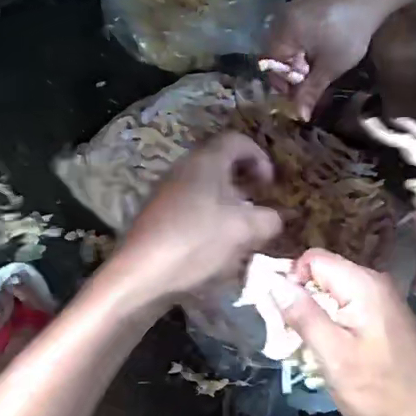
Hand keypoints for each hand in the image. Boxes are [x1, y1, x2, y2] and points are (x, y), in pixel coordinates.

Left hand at [118, 134, 282, 296]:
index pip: (237, 141)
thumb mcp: (246, 230)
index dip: (260, 157)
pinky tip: (217, 244)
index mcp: (206, 162)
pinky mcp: (159, 214)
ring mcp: (168, 191)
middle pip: (221, 162)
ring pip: (207, 185)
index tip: (270, 185)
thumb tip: (276, 218)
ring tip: (243, 228)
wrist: (140, 275)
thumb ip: (270, 219)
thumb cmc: (197, 241)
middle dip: (246, 181)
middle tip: (260, 203)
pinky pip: (194, 204)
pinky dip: (212, 216)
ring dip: (230, 201)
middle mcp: (184, 168)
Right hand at [264, 0, 389, 119]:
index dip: (284, 85)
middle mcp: (279, 19)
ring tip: (317, 76)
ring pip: (288, 48)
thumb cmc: (346, 36)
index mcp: (281, 31)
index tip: (301, 96)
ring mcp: (291, 12)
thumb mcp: (329, 68)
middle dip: (293, 76)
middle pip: (277, 56)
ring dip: (300, 66)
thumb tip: (300, 117)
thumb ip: (310, 91)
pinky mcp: (303, 11)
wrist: (368, 1)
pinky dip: (304, 52)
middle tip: (310, 89)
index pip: (270, 65)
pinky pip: (295, 37)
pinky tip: (319, 60)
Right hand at [272, 249, 415, 415]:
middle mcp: (376, 283)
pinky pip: (351, 307)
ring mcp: (385, 300)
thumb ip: (304, 316)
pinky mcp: (387, 317)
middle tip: (293, 337)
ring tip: (311, 348)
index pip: (313, 258)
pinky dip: (336, 324)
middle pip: (325, 274)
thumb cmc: (381, 389)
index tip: (283, 315)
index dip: (291, 280)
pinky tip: (335, 352)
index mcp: (363, 285)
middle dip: (302, 300)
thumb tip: (275, 282)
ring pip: (336, 293)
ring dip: (317, 315)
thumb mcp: (334, 356)